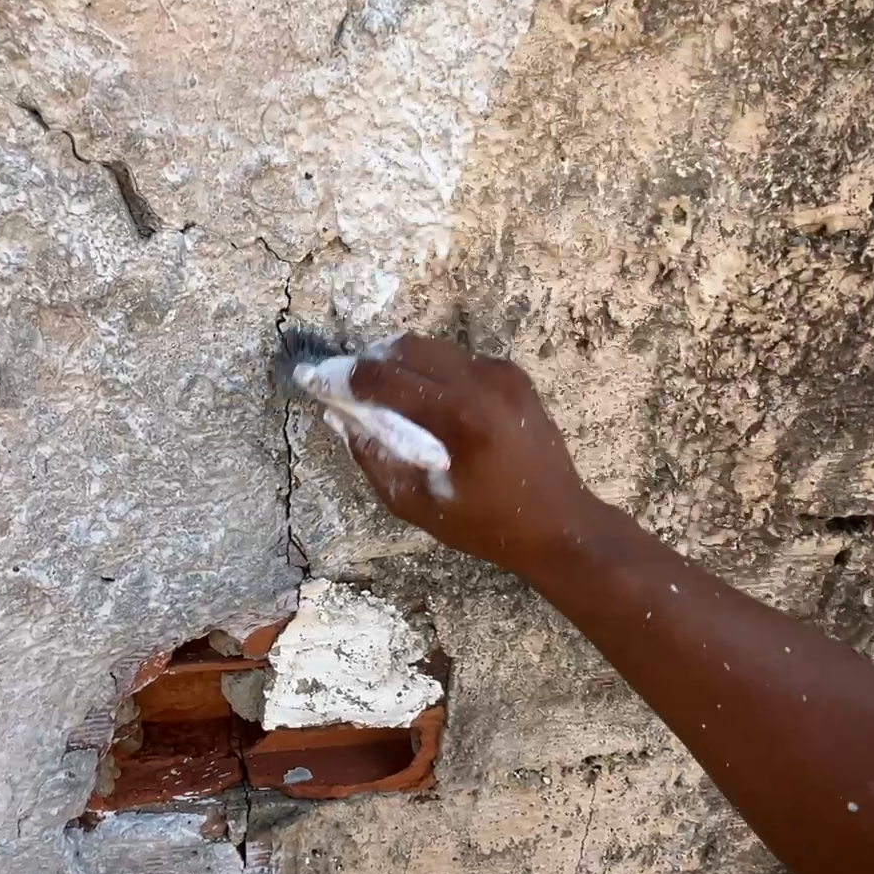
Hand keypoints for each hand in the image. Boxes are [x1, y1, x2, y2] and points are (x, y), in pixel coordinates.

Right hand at [328, 334, 595, 577]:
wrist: (560, 524)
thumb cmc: (485, 525)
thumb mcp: (416, 504)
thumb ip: (372, 457)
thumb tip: (339, 417)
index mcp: (461, 417)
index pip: (386, 379)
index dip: (342, 376)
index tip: (313, 378)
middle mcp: (484, 382)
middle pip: (406, 349)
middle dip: (367, 362)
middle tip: (342, 385)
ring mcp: (503, 373)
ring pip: (431, 349)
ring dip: (397, 364)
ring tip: (376, 392)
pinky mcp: (513, 374)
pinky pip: (455, 358)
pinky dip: (428, 370)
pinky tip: (419, 398)